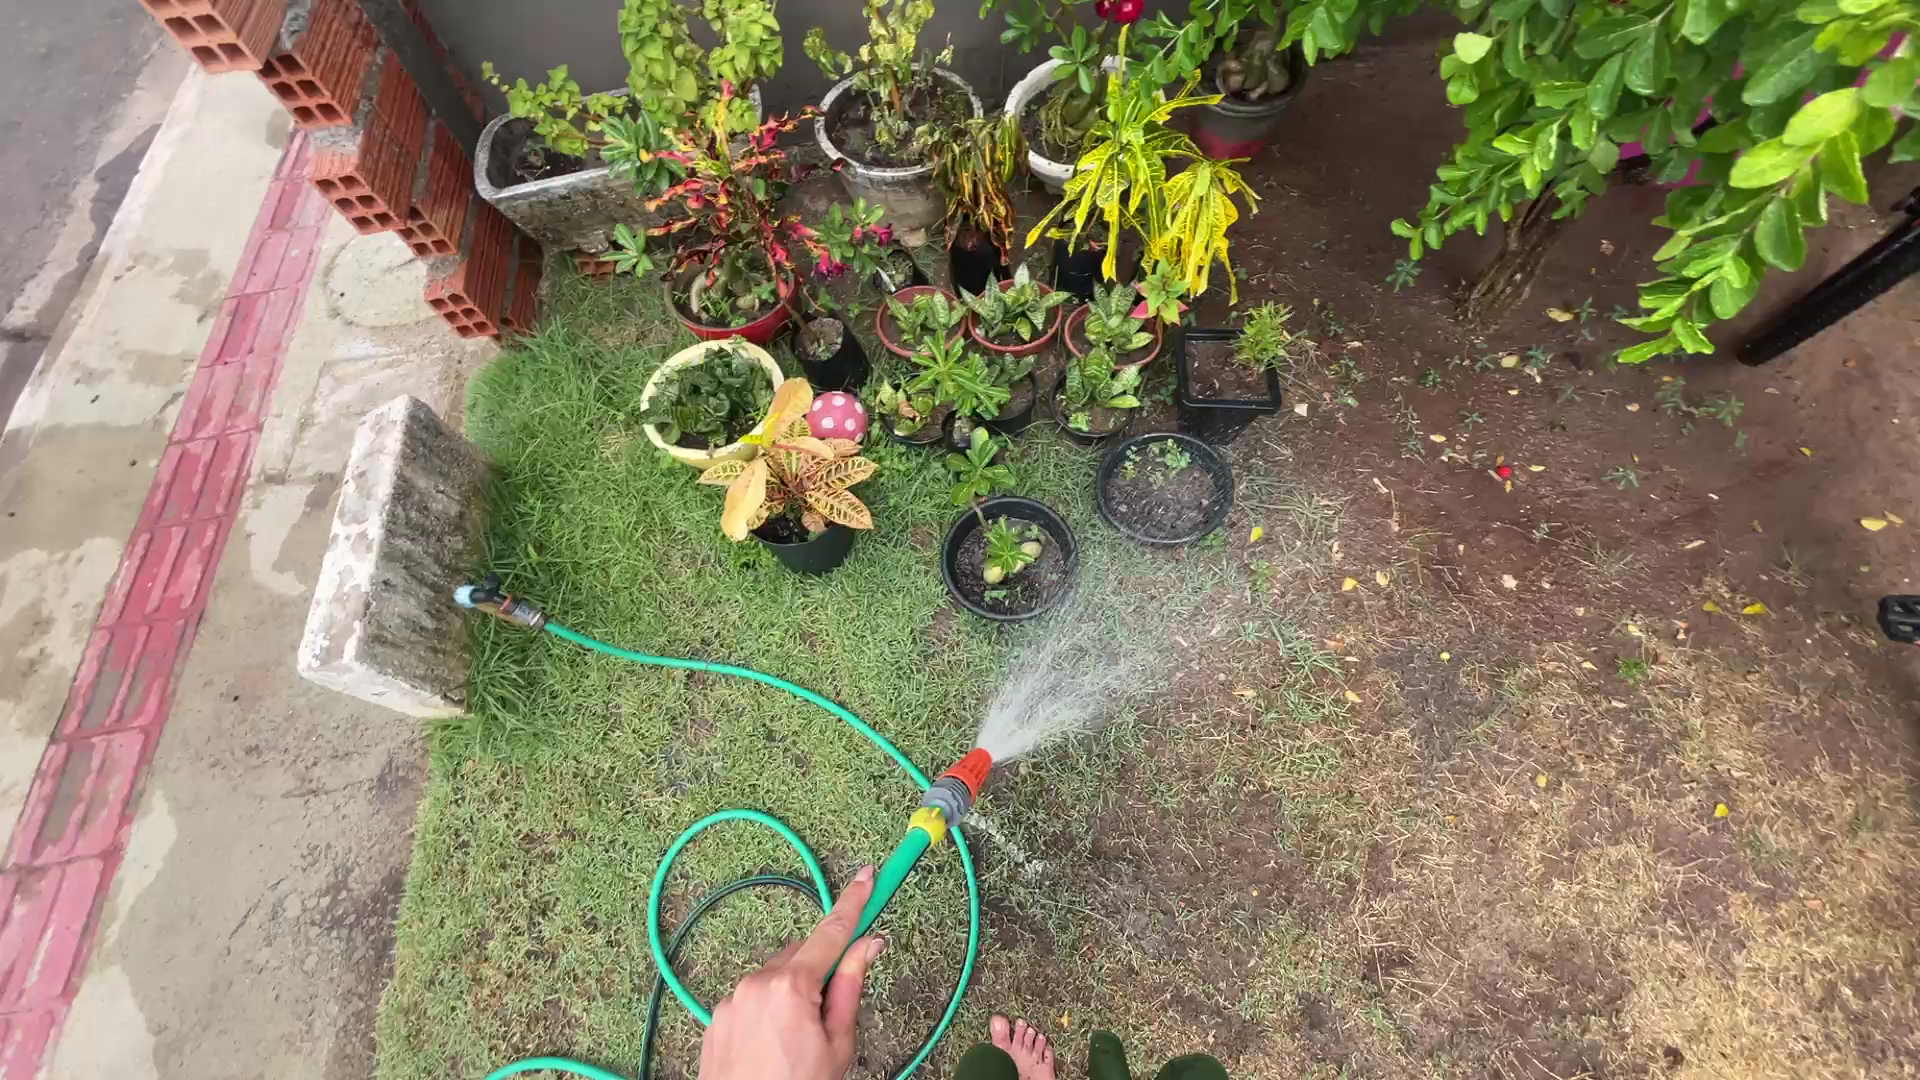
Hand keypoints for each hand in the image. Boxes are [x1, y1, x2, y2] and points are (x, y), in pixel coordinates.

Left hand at [698, 865, 887, 1079]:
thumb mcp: (837, 1045)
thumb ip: (851, 986)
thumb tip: (868, 944)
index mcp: (792, 987)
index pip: (832, 933)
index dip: (854, 901)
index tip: (868, 874)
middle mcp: (757, 982)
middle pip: (802, 956)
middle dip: (819, 972)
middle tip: (827, 1015)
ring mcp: (732, 999)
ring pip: (776, 977)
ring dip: (791, 993)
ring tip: (794, 1040)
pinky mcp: (717, 1016)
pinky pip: (752, 997)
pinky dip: (767, 1009)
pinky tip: (771, 1045)